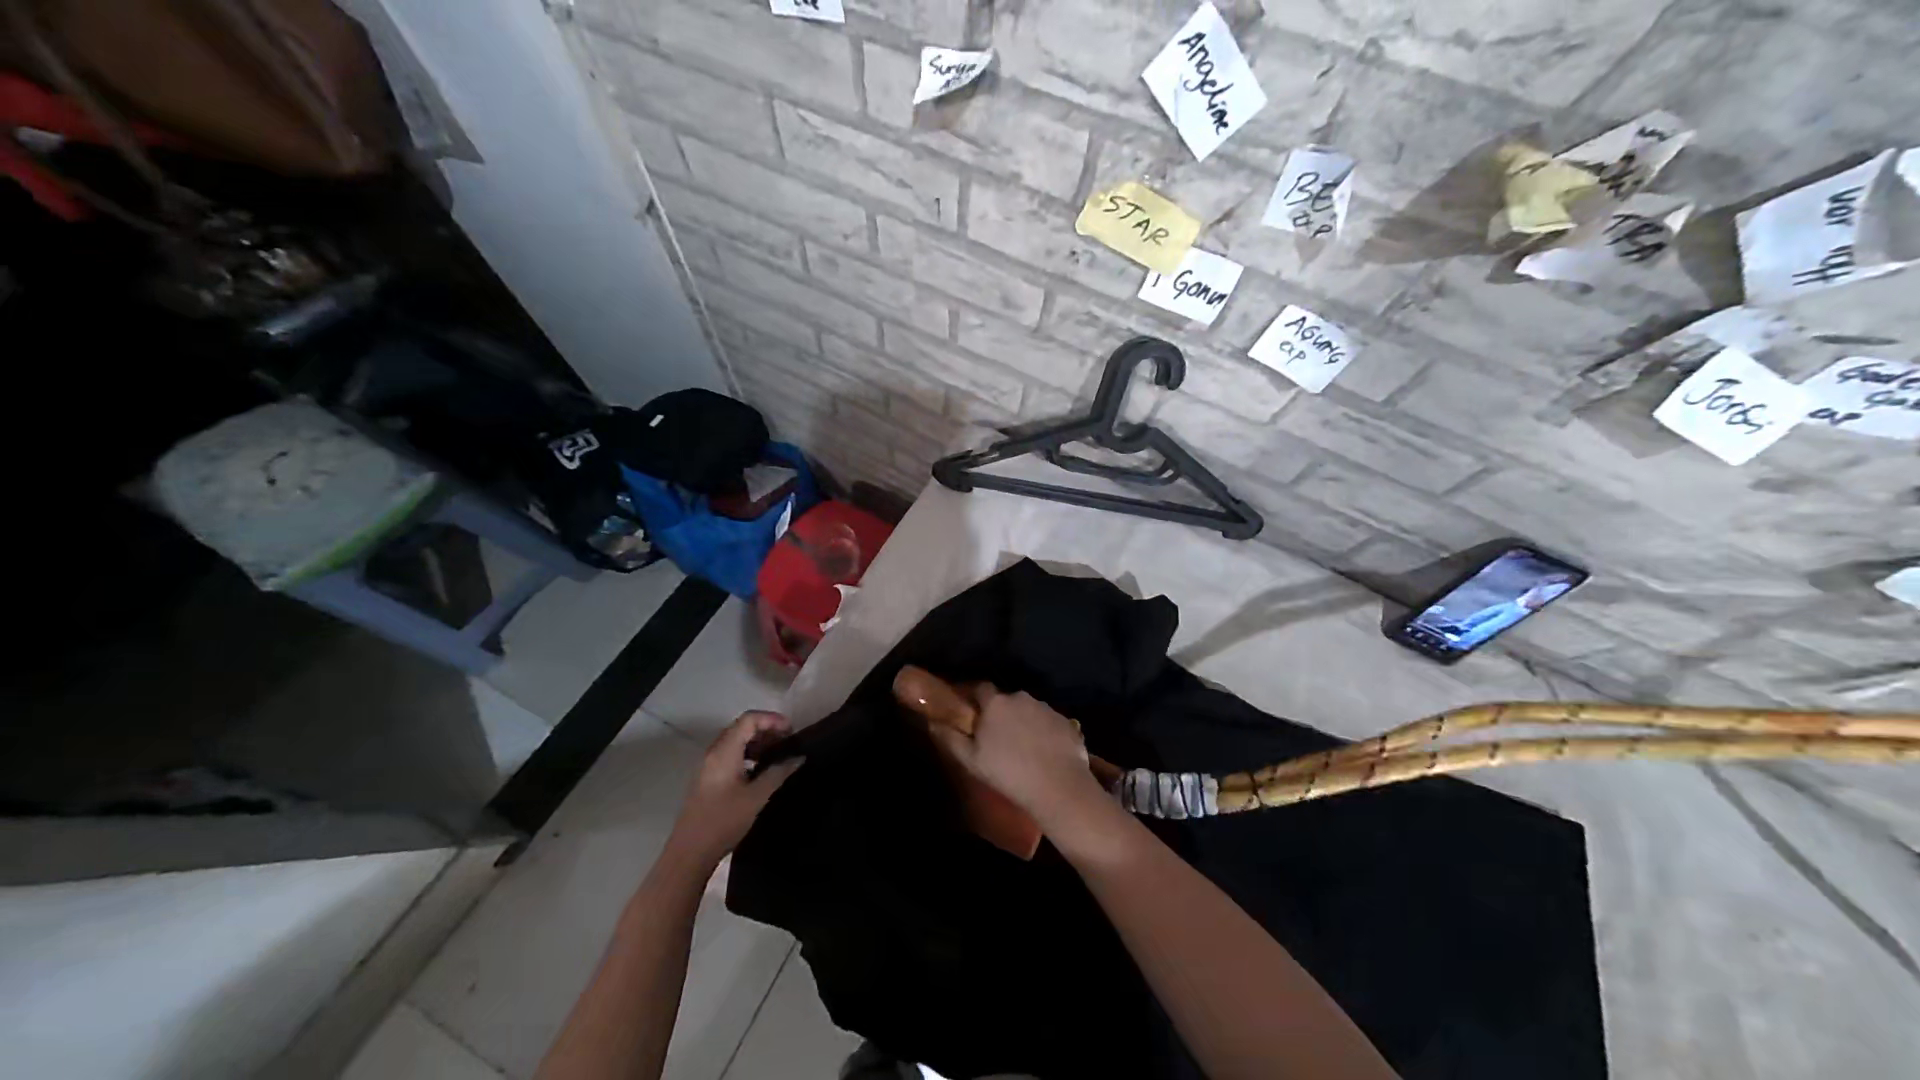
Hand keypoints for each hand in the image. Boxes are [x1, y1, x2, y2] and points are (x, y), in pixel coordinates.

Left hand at [665, 711, 801, 866]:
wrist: (690, 852)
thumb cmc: (724, 820)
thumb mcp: (757, 796)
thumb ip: (778, 773)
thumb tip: (798, 757)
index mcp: (724, 751)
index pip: (749, 719)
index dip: (772, 719)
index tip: (792, 731)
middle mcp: (714, 752)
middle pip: (741, 727)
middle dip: (766, 729)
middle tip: (788, 741)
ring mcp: (708, 766)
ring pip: (735, 741)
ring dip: (757, 742)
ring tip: (778, 754)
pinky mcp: (707, 779)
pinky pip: (730, 755)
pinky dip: (748, 754)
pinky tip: (761, 770)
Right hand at [925, 687, 1107, 830]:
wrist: (1058, 787)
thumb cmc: (1008, 772)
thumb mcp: (971, 760)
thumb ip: (950, 738)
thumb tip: (934, 722)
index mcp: (996, 702)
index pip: (981, 689)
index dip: (975, 700)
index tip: (973, 715)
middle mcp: (1021, 697)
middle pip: (1006, 700)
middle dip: (1001, 714)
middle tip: (997, 738)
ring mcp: (1047, 708)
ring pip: (1029, 711)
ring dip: (1024, 723)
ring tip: (1023, 749)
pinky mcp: (1066, 722)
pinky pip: (1049, 723)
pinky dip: (1044, 733)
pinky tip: (1044, 754)